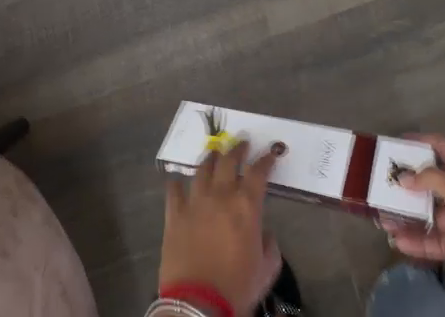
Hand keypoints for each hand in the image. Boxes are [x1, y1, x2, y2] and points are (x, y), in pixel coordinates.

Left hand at [159, 141, 280, 313]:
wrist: (199, 303)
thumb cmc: (237, 287)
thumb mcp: (266, 269)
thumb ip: (270, 245)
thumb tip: (264, 233)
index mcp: (247, 206)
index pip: (259, 172)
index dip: (266, 159)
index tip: (271, 152)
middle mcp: (221, 196)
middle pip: (229, 161)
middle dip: (237, 149)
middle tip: (241, 143)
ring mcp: (195, 203)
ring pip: (202, 169)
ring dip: (210, 158)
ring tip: (214, 153)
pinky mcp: (174, 215)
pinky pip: (174, 191)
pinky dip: (177, 183)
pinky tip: (178, 180)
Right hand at [383, 135, 444, 297]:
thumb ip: (429, 179)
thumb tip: (404, 177)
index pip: (441, 147)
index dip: (419, 142)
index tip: (394, 144)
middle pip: (432, 183)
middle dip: (407, 186)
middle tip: (381, 188)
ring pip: (431, 215)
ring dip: (408, 218)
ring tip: (383, 221)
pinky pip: (437, 240)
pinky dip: (419, 241)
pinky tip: (399, 243)